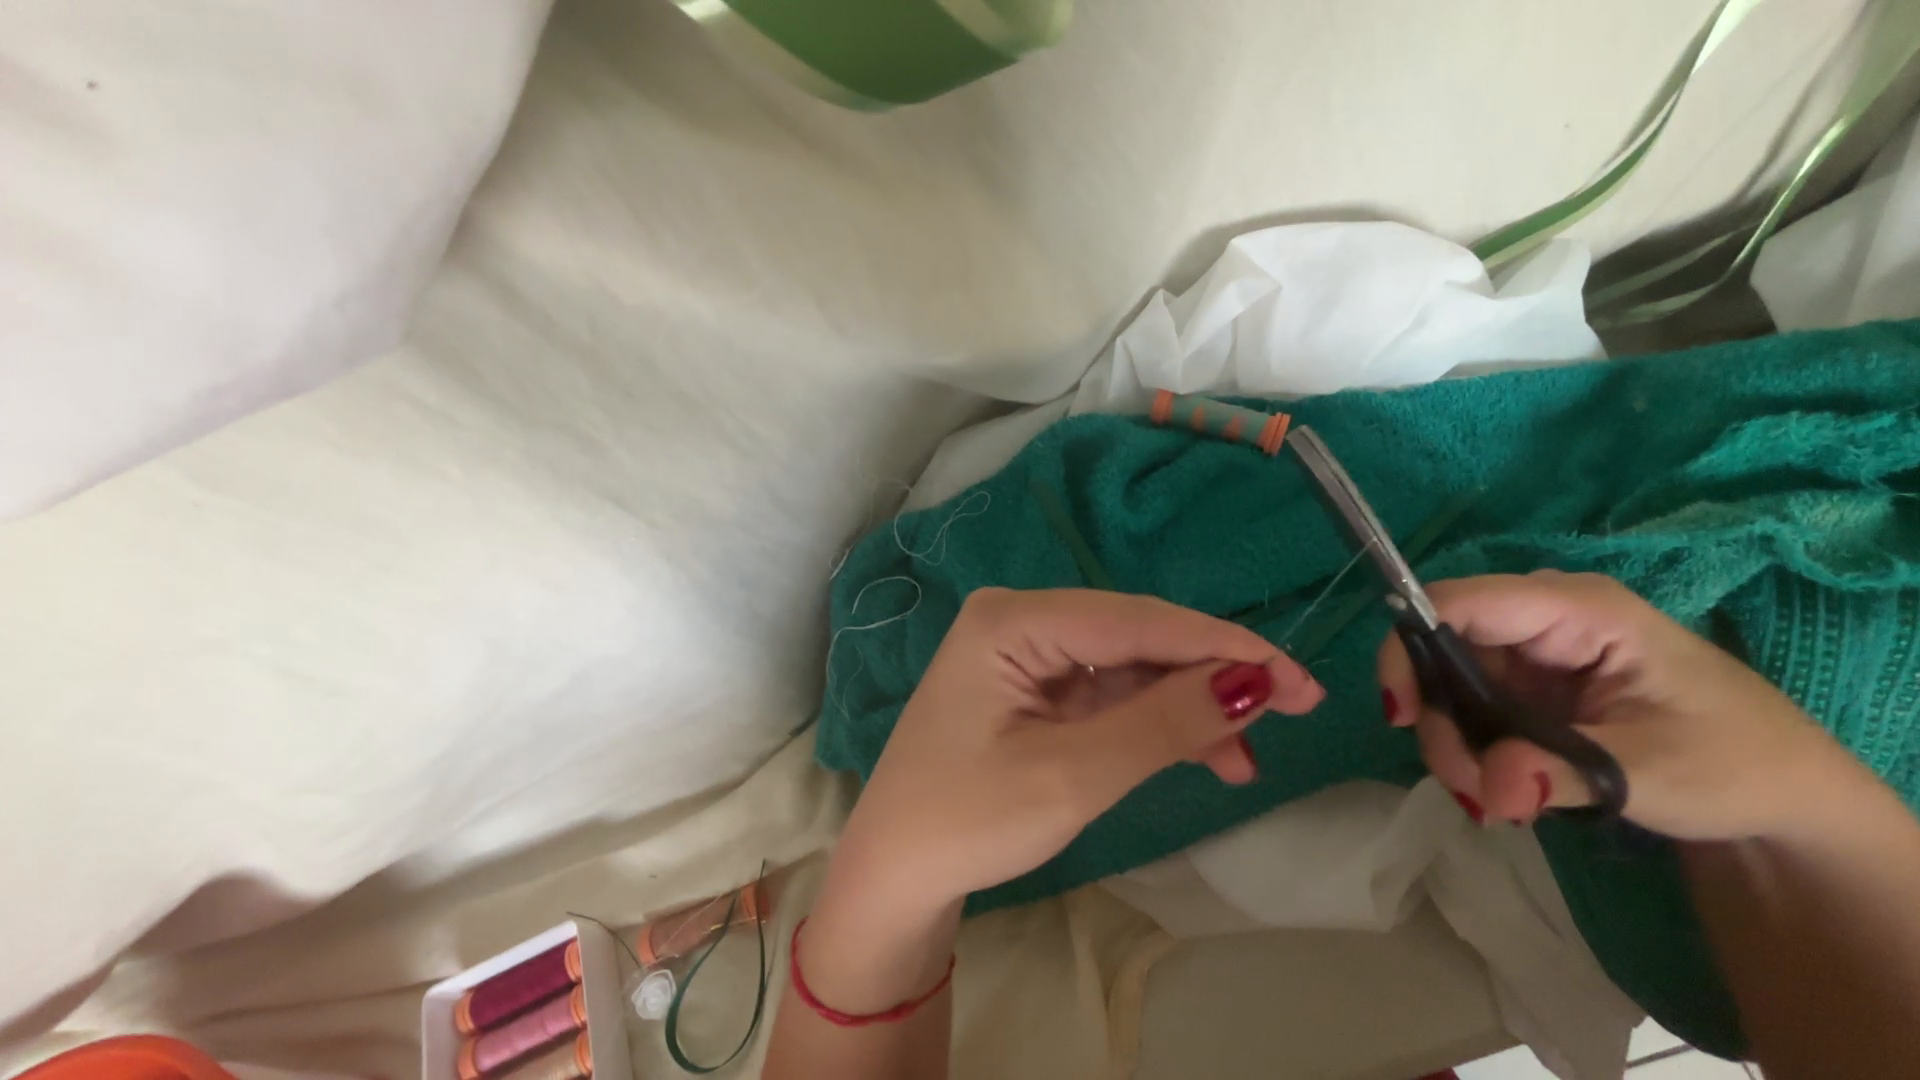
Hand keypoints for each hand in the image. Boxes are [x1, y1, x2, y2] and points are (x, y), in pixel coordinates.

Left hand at [830, 586, 1323, 916]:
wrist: (897, 872)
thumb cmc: (969, 820)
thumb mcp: (1074, 775)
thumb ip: (1165, 722)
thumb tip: (1254, 679)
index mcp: (1013, 620)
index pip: (1139, 620)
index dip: (1224, 646)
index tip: (1300, 680)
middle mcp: (1020, 621)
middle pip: (1138, 637)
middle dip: (1212, 676)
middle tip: (1293, 711)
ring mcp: (1026, 654)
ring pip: (1131, 667)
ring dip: (1188, 707)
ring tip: (1244, 760)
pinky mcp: (1034, 689)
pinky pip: (1109, 693)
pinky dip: (1154, 723)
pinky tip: (1203, 753)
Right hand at [1377, 571, 1872, 839]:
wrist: (1780, 796)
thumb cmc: (1736, 766)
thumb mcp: (1655, 774)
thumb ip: (1565, 775)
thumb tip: (1491, 786)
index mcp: (1580, 611)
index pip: (1460, 603)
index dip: (1412, 647)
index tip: (1401, 716)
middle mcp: (1543, 619)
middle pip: (1441, 647)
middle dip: (1439, 719)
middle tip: (1472, 789)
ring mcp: (1531, 653)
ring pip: (1445, 683)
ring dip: (1453, 744)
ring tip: (1496, 801)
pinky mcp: (1525, 686)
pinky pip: (1466, 706)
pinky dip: (1470, 750)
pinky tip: (1502, 789)